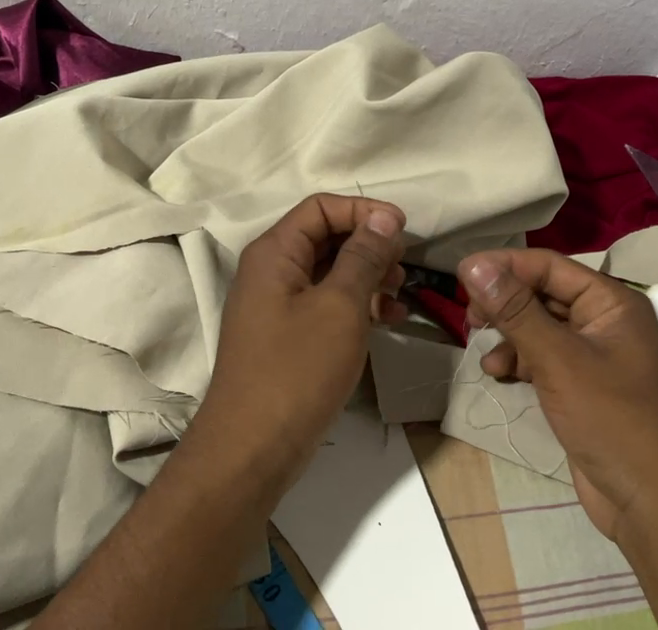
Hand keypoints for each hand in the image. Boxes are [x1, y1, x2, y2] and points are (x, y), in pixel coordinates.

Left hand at [186, 194, 409, 493]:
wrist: (252, 450)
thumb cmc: (296, 370)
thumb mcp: (339, 307)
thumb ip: (363, 257)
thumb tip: (382, 217)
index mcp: (274, 253)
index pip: (321, 207)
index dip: (363, 210)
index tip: (403, 228)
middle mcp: (271, 272)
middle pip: (325, 236)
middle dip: (369, 243)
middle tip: (405, 263)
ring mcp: (278, 306)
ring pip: (330, 272)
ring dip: (368, 275)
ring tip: (402, 290)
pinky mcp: (288, 337)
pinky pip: (327, 304)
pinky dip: (358, 305)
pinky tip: (392, 319)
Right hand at [457, 249, 657, 540]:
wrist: (651, 502)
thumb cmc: (611, 419)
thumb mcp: (558, 360)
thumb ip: (515, 311)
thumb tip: (473, 265)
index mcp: (612, 302)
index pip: (550, 267)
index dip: (505, 266)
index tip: (461, 274)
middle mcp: (606, 321)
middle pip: (544, 294)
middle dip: (505, 303)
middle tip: (469, 316)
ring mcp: (595, 355)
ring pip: (540, 327)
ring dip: (508, 334)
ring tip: (480, 347)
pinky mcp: (583, 386)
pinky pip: (544, 358)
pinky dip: (519, 361)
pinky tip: (498, 373)